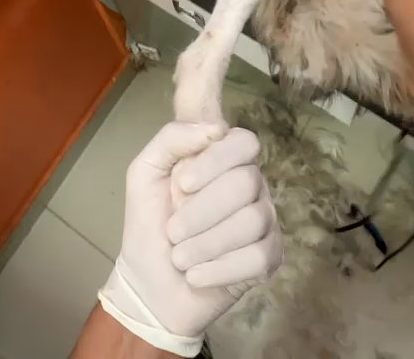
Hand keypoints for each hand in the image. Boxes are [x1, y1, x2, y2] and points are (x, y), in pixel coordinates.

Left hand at [97, 123, 281, 355]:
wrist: (148, 285)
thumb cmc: (149, 222)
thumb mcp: (145, 172)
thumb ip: (172, 138)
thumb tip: (216, 128)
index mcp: (223, 158)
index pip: (243, 142)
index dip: (217, 160)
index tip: (183, 184)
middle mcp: (250, 183)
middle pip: (246, 182)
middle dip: (201, 212)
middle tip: (173, 231)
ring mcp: (263, 219)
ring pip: (252, 221)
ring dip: (205, 244)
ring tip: (180, 257)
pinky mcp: (268, 257)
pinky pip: (258, 257)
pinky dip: (219, 270)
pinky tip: (197, 275)